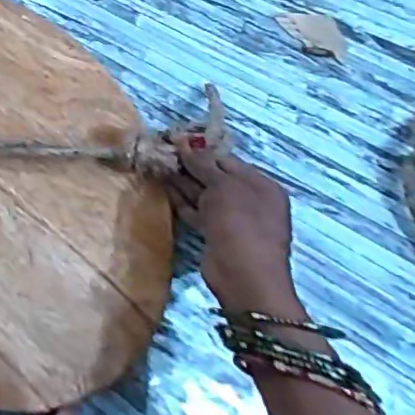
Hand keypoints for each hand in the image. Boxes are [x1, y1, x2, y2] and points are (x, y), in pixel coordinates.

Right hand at [167, 136, 298, 312]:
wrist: (243, 275)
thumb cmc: (240, 223)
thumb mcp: (222, 186)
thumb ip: (201, 162)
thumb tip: (182, 139)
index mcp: (260, 186)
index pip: (224, 159)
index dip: (197, 149)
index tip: (169, 140)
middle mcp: (249, 200)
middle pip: (212, 175)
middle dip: (186, 165)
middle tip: (158, 152)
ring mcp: (232, 218)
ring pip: (201, 192)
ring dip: (179, 180)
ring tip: (154, 166)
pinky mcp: (216, 232)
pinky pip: (196, 209)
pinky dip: (180, 199)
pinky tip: (162, 187)